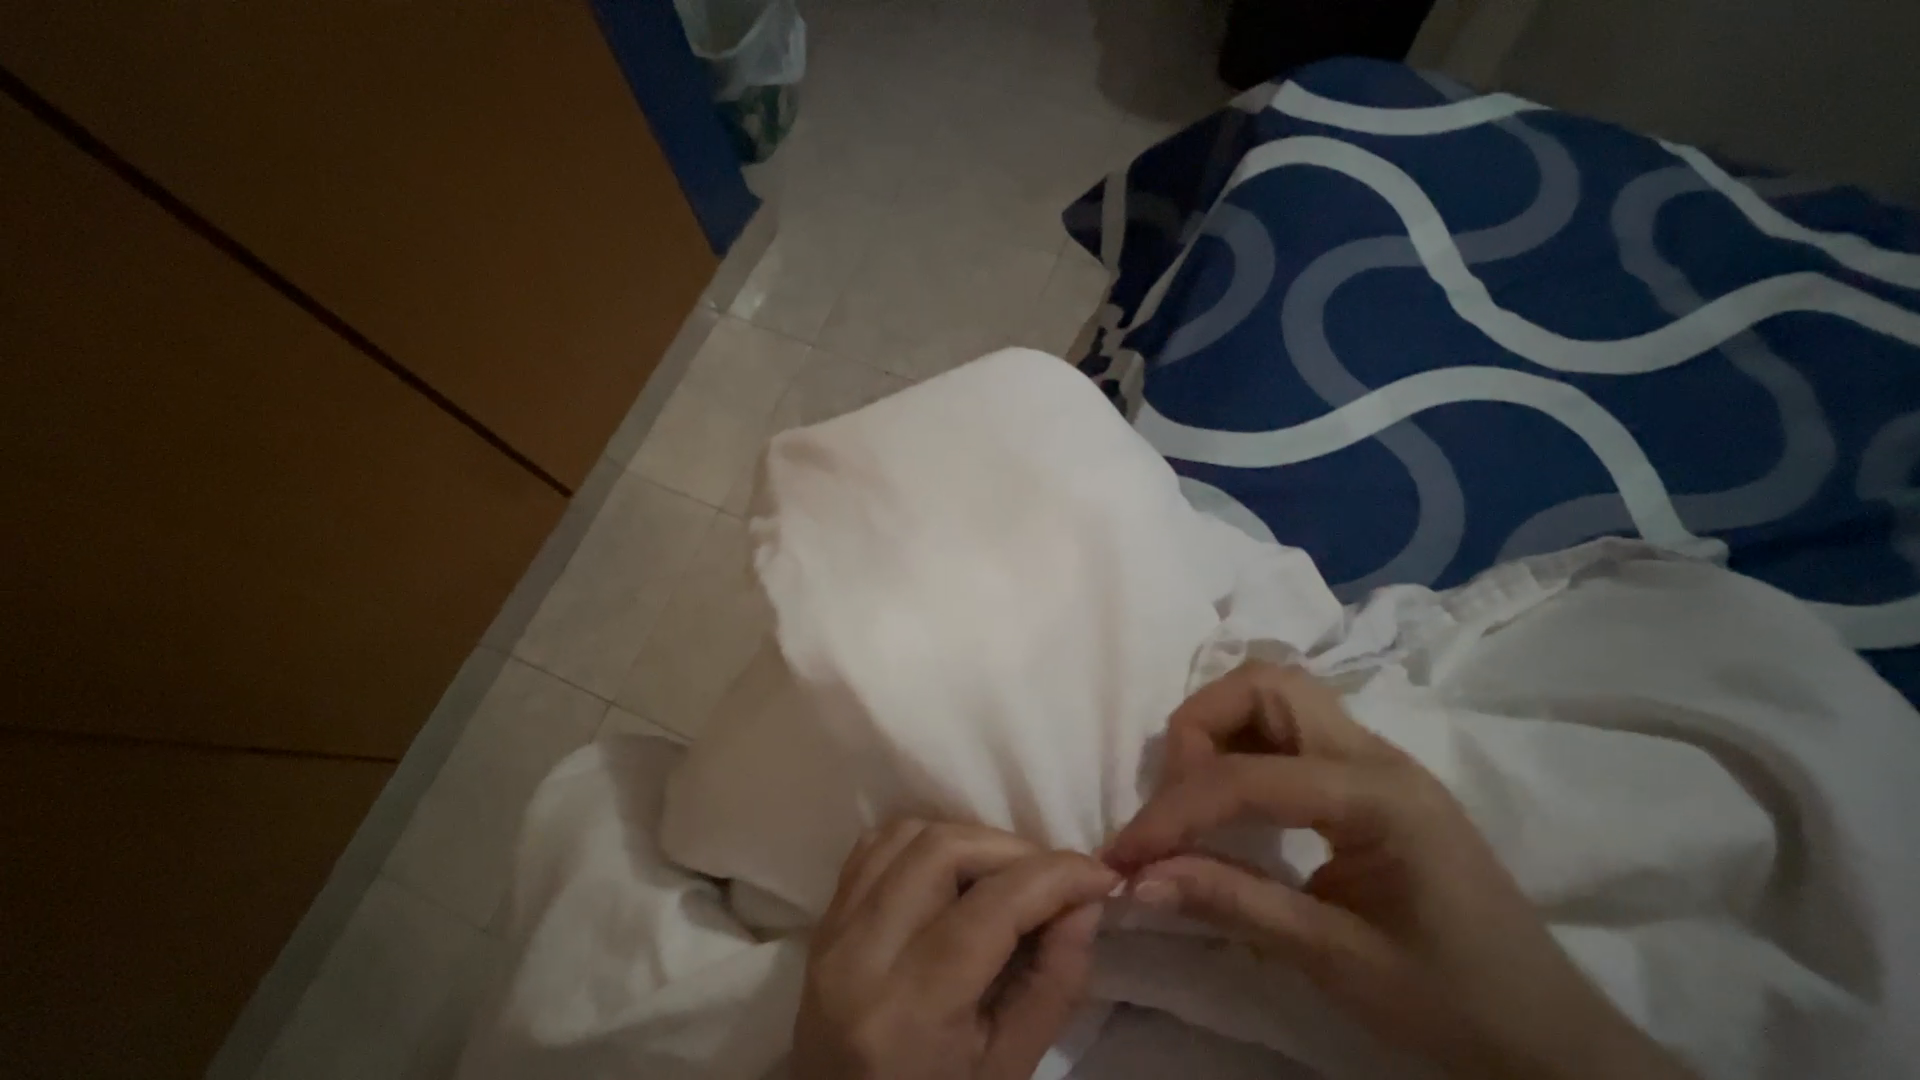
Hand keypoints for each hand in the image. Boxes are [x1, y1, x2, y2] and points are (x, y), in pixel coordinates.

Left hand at [791, 820, 1119, 1079]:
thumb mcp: (1010, 1069)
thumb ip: (1055, 982)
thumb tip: (1085, 901)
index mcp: (908, 1012)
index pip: (989, 908)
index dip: (1054, 877)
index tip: (1099, 876)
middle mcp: (859, 956)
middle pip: (942, 850)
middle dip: (1013, 851)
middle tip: (1053, 881)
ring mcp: (833, 931)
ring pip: (907, 834)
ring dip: (970, 840)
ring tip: (1007, 876)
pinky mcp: (825, 919)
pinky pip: (876, 846)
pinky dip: (925, 842)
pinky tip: (956, 871)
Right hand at [1106, 663, 1697, 1079]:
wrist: (1547, 1035)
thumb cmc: (1451, 1002)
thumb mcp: (1335, 961)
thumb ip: (1233, 902)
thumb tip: (1137, 879)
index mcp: (1378, 797)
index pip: (1246, 777)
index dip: (1171, 812)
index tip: (1121, 857)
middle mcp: (1377, 755)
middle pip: (1266, 684)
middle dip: (1198, 729)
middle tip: (1172, 802)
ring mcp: (1377, 759)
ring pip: (1277, 693)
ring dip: (1219, 729)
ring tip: (1193, 801)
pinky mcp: (1371, 777)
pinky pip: (1292, 728)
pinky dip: (1243, 744)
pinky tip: (1231, 800)